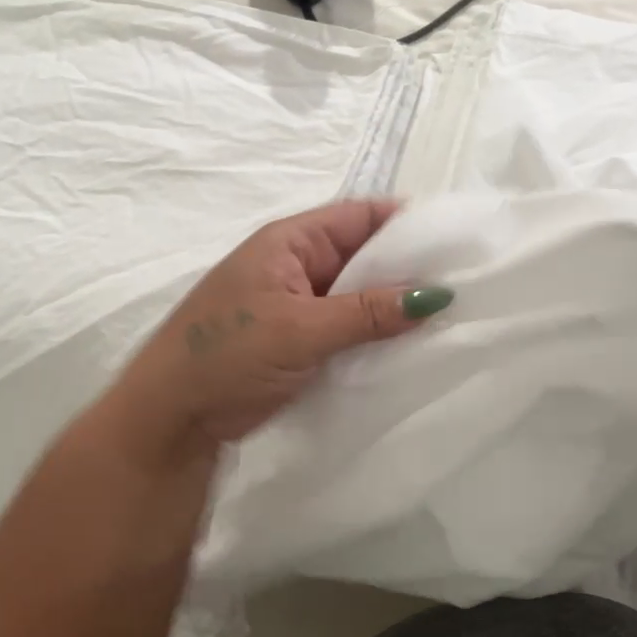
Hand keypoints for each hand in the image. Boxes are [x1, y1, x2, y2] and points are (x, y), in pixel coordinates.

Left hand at [104, 200, 452, 452]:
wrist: (171, 421)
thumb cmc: (226, 357)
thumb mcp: (302, 329)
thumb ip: (369, 312)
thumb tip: (437, 295)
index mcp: (289, 242)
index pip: (359, 216)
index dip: (406, 221)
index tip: (455, 237)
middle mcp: (297, 266)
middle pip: (364, 254)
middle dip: (409, 266)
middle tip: (465, 280)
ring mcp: (298, 305)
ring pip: (360, 294)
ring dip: (395, 304)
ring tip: (451, 313)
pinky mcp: (301, 341)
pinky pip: (350, 326)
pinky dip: (377, 332)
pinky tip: (413, 345)